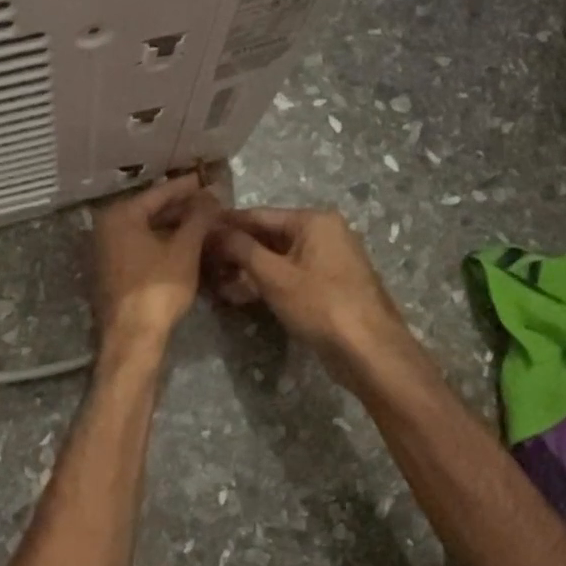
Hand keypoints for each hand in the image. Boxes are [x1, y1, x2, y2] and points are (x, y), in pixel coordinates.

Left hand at [92, 176, 221, 342]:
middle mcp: (107, 227)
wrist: (132, 336)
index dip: (187, 186)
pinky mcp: (113, 270)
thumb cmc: (158, 287)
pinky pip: (141, 246)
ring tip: (204, 222)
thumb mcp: (185, 249)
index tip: (208, 178)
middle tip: (211, 202)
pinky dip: (163, 243)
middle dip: (182, 207)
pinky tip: (186, 244)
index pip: (159, 192)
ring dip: (174, 226)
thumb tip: (211, 195)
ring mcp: (107, 250)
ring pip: (147, 230)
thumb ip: (198, 218)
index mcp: (120, 215)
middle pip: (151, 210)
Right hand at [208, 208, 406, 355]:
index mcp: (314, 221)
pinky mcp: (328, 287)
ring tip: (214, 283)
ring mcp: (328, 261)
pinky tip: (238, 296)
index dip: (225, 225)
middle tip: (201, 263)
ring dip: (246, 270)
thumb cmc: (320, 304)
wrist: (369, 350)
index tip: (196, 233)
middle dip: (235, 251)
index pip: (258, 215)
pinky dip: (265, 283)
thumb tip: (212, 230)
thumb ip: (240, 249)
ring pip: (277, 259)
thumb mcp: (274, 275)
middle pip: (268, 236)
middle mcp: (324, 233)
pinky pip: (290, 276)